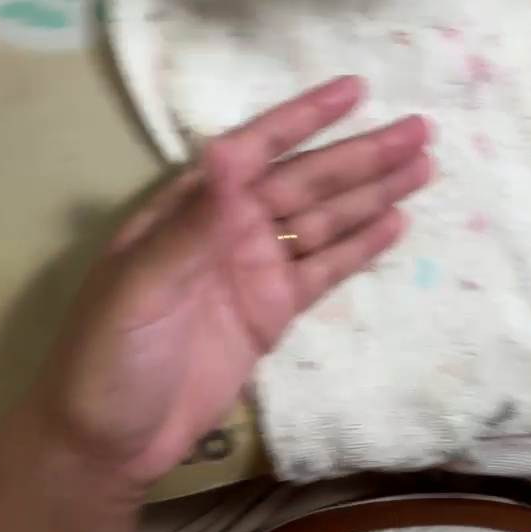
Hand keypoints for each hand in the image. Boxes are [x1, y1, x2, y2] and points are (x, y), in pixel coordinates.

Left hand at [19, 76, 432, 493]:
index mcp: (193, 207)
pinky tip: (396, 222)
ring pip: (325, 220)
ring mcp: (257, 268)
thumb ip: (192, 224)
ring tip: (422, 166)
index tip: (353, 90)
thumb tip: (224, 151)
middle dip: (361, 155)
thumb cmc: (109, 355)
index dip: (304, 117)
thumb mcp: (142, 286)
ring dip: (373, 193)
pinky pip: (325, 269)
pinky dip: (361, 246)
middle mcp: (231, 226)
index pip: (256, 148)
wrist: (108, 441)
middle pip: (306, 181)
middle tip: (419, 130)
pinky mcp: (274, 310)